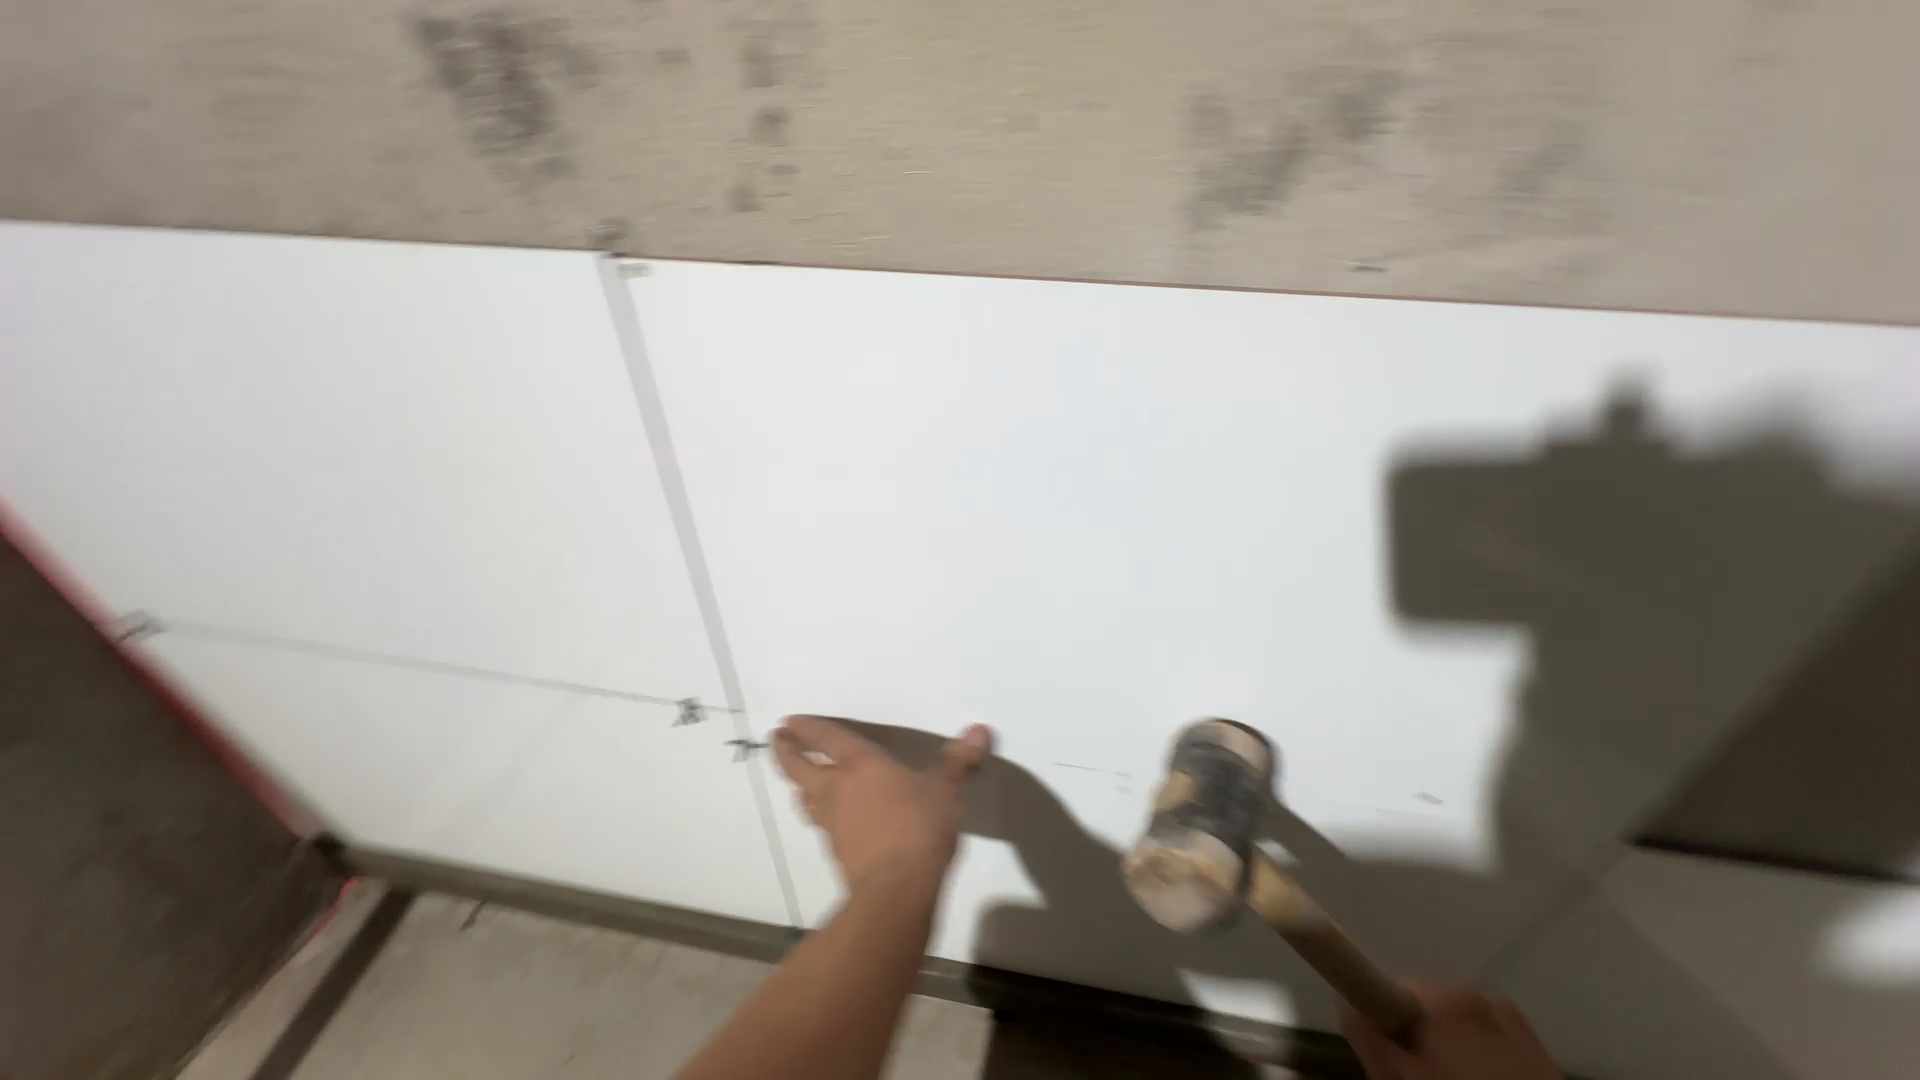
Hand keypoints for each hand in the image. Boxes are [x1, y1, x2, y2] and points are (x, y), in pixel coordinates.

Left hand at [771, 715, 994, 892]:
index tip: (788, 722)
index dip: (808, 728)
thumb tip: (981, 729)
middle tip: (777, 740)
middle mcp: (837, 790)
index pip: (828, 739)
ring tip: (799, 781)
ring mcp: (833, 825)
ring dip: (799, 787)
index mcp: (859, 765)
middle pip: (800, 768)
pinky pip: (822, 826)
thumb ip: (959, 761)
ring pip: (805, 800)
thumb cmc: (919, 826)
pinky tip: (831, 822)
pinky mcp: (838, 854)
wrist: (897, 889)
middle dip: (786, 753)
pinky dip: (820, 816)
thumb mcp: (946, 790)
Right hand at [1342, 984, 1562, 1079]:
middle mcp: (1476, 993)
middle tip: (1420, 1072)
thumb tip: (1341, 996)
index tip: (1390, 1051)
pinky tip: (1482, 1077)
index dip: (1383, 1018)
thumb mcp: (1398, 1077)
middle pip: (1426, 1003)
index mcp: (1443, 1000)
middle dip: (1418, 1031)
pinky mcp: (1533, 1038)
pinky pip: (1488, 1030)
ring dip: (1449, 1040)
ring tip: (1452, 1077)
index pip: (1392, 989)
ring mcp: (1509, 1015)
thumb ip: (1366, 1034)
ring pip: (1458, 1018)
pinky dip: (1480, 1048)